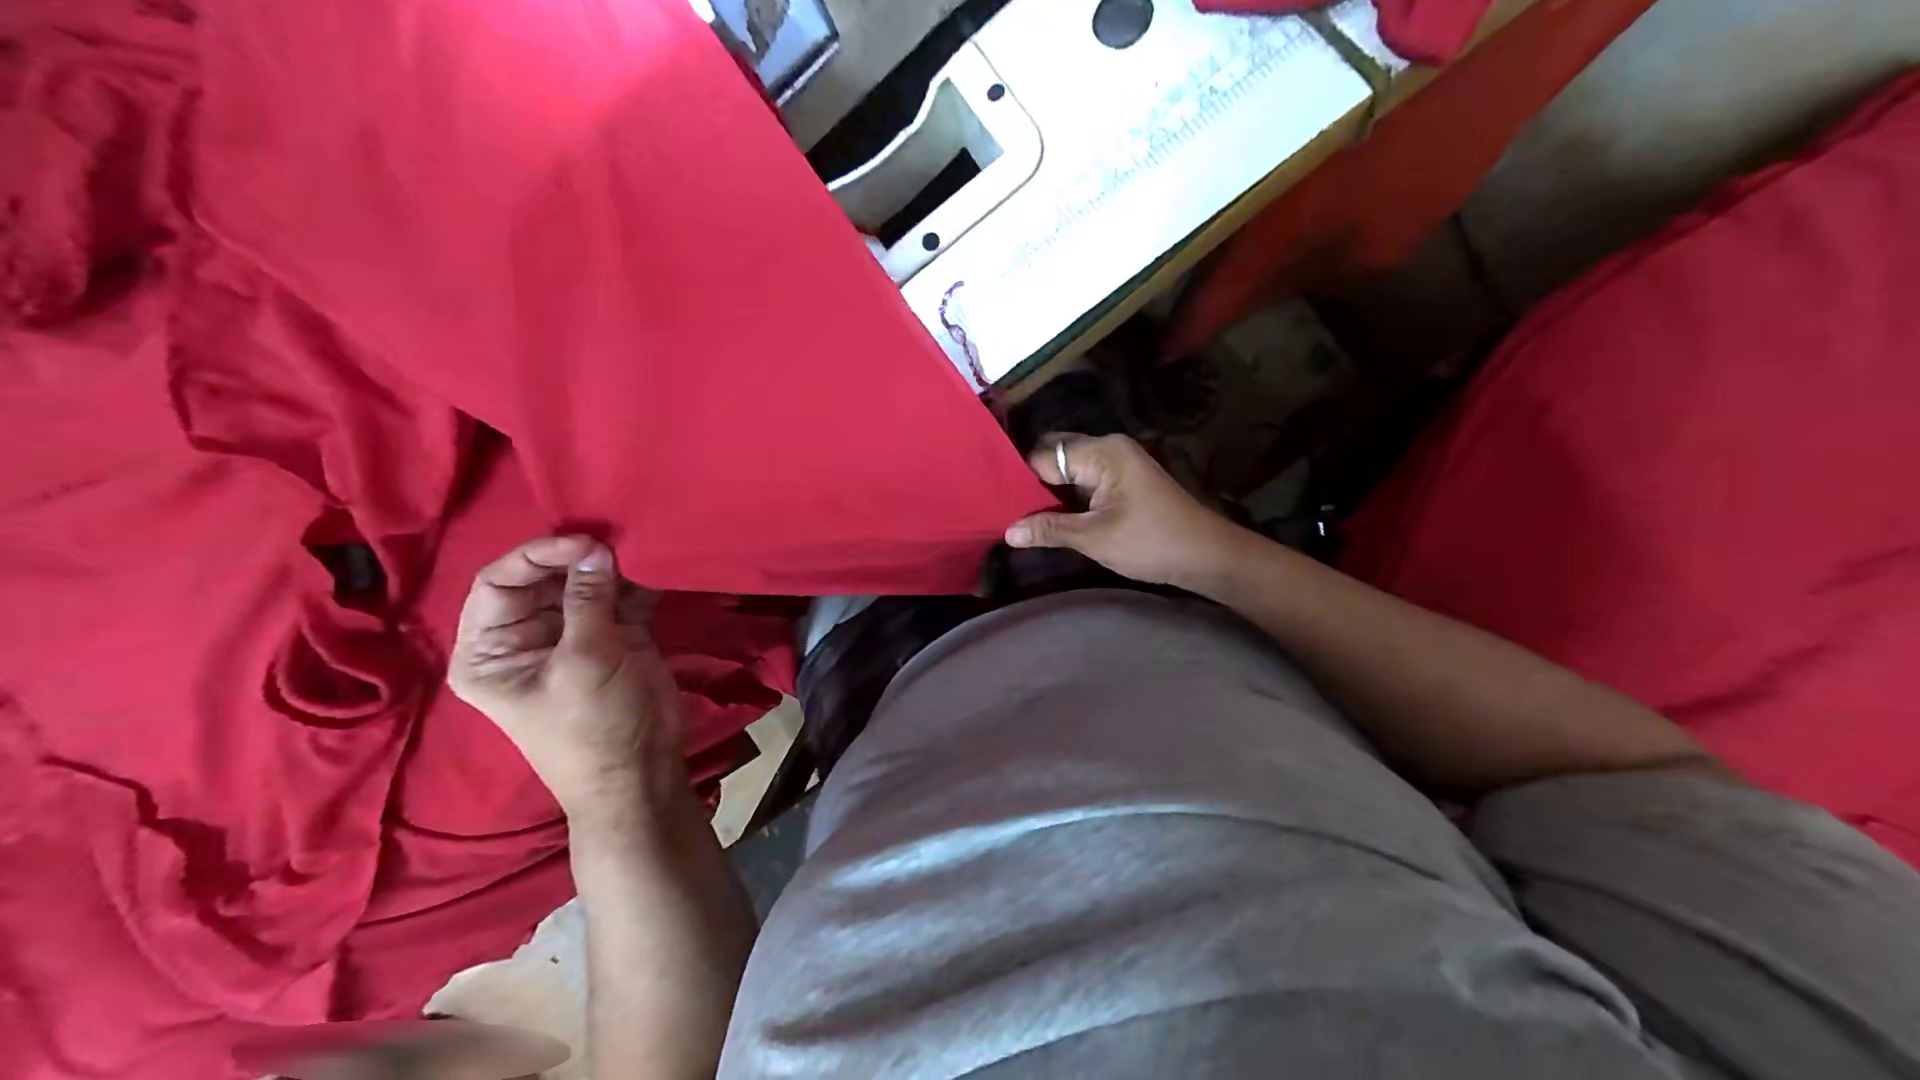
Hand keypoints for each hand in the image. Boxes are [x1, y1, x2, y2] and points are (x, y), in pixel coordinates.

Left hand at [448, 536, 685, 816]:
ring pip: (586, 583)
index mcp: (491, 649)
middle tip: (615, 545)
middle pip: (545, 578)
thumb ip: (588, 600)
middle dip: (577, 559)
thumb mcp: (583, 662)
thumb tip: (597, 547)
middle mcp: (528, 636)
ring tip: (637, 553)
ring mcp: (575, 634)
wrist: (641, 771)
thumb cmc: (591, 727)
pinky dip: (637, 584)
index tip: (582, 543)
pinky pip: (622, 598)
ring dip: (611, 567)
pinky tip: (653, 570)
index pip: (499, 583)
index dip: (536, 557)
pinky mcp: (616, 636)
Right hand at [1005, 434, 1250, 589]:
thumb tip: (1007, 531)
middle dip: (1031, 483)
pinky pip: (1083, 480)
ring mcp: (1117, 462)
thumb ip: (1048, 530)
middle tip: (1005, 510)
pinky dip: (1067, 497)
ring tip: (1019, 515)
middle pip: (1054, 456)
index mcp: (1102, 452)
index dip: (1019, 481)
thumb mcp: (1094, 538)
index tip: (995, 502)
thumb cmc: (1151, 542)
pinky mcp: (1122, 479)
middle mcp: (1108, 448)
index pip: (1044, 457)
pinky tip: (1050, 517)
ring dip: (1048, 492)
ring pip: (1068, 469)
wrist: (1206, 555)